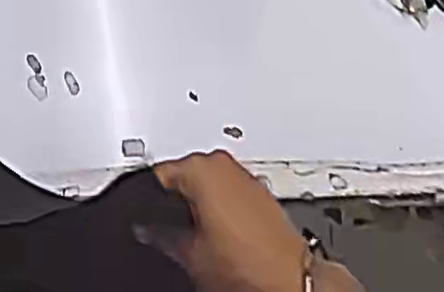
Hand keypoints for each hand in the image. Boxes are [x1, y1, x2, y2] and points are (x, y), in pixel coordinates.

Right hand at [152, 150, 362, 291]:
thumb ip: (162, 236)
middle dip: (177, 201)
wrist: (295, 284)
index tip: (148, 218)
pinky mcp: (257, 188)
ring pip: (206, 181)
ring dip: (199, 202)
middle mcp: (220, 163)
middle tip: (175, 231)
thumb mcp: (192, 256)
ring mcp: (241, 174)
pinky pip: (227, 188)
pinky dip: (220, 205)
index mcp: (199, 168)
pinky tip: (223, 234)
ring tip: (202, 236)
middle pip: (183, 175)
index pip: (159, 174)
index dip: (150, 201)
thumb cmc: (250, 267)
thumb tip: (148, 230)